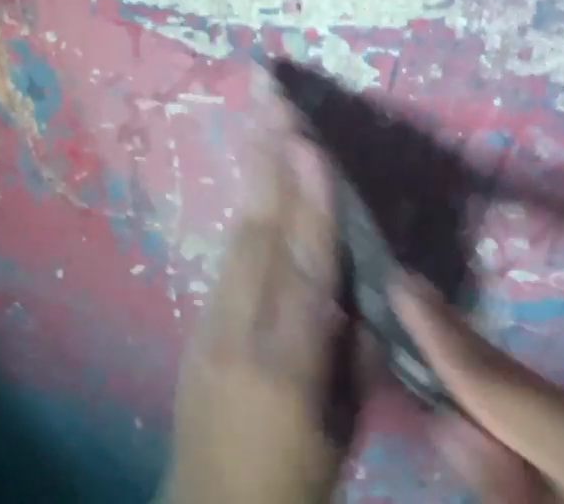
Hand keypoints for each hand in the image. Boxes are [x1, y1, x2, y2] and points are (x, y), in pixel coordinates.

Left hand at [160, 91, 344, 503]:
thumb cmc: (292, 479)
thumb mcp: (341, 428)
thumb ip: (356, 355)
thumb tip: (365, 287)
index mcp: (286, 366)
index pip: (305, 270)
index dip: (310, 205)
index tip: (309, 144)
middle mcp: (240, 334)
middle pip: (260, 236)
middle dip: (270, 161)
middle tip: (272, 97)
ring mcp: (210, 326)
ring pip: (238, 235)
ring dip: (254, 171)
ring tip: (262, 114)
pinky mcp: (197, 325)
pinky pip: (228, 254)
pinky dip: (246, 207)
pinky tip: (254, 173)